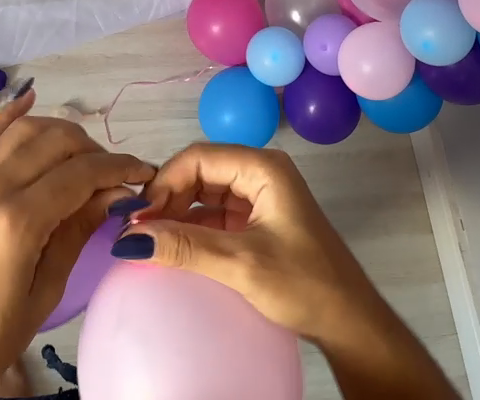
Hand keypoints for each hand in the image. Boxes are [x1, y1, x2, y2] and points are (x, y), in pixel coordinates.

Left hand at [0, 90, 152, 399]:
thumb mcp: (43, 294)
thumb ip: (77, 232)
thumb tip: (113, 194)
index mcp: (18, 221)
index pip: (81, 174)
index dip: (119, 168)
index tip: (144, 172)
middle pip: (56, 141)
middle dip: (95, 149)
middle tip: (116, 174)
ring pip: (25, 129)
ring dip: (61, 131)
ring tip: (85, 154)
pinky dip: (10, 114)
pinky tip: (30, 98)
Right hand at [117, 144, 458, 399]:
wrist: (350, 323)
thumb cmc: (304, 284)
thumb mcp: (240, 265)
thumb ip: (185, 247)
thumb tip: (129, 239)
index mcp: (262, 167)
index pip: (198, 157)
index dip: (164, 181)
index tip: (138, 217)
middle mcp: (260, 172)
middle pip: (200, 171)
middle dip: (167, 196)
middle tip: (138, 230)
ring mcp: (260, 196)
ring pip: (205, 192)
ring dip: (177, 212)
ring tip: (149, 239)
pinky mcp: (259, 220)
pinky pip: (215, 213)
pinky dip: (192, 227)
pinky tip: (172, 247)